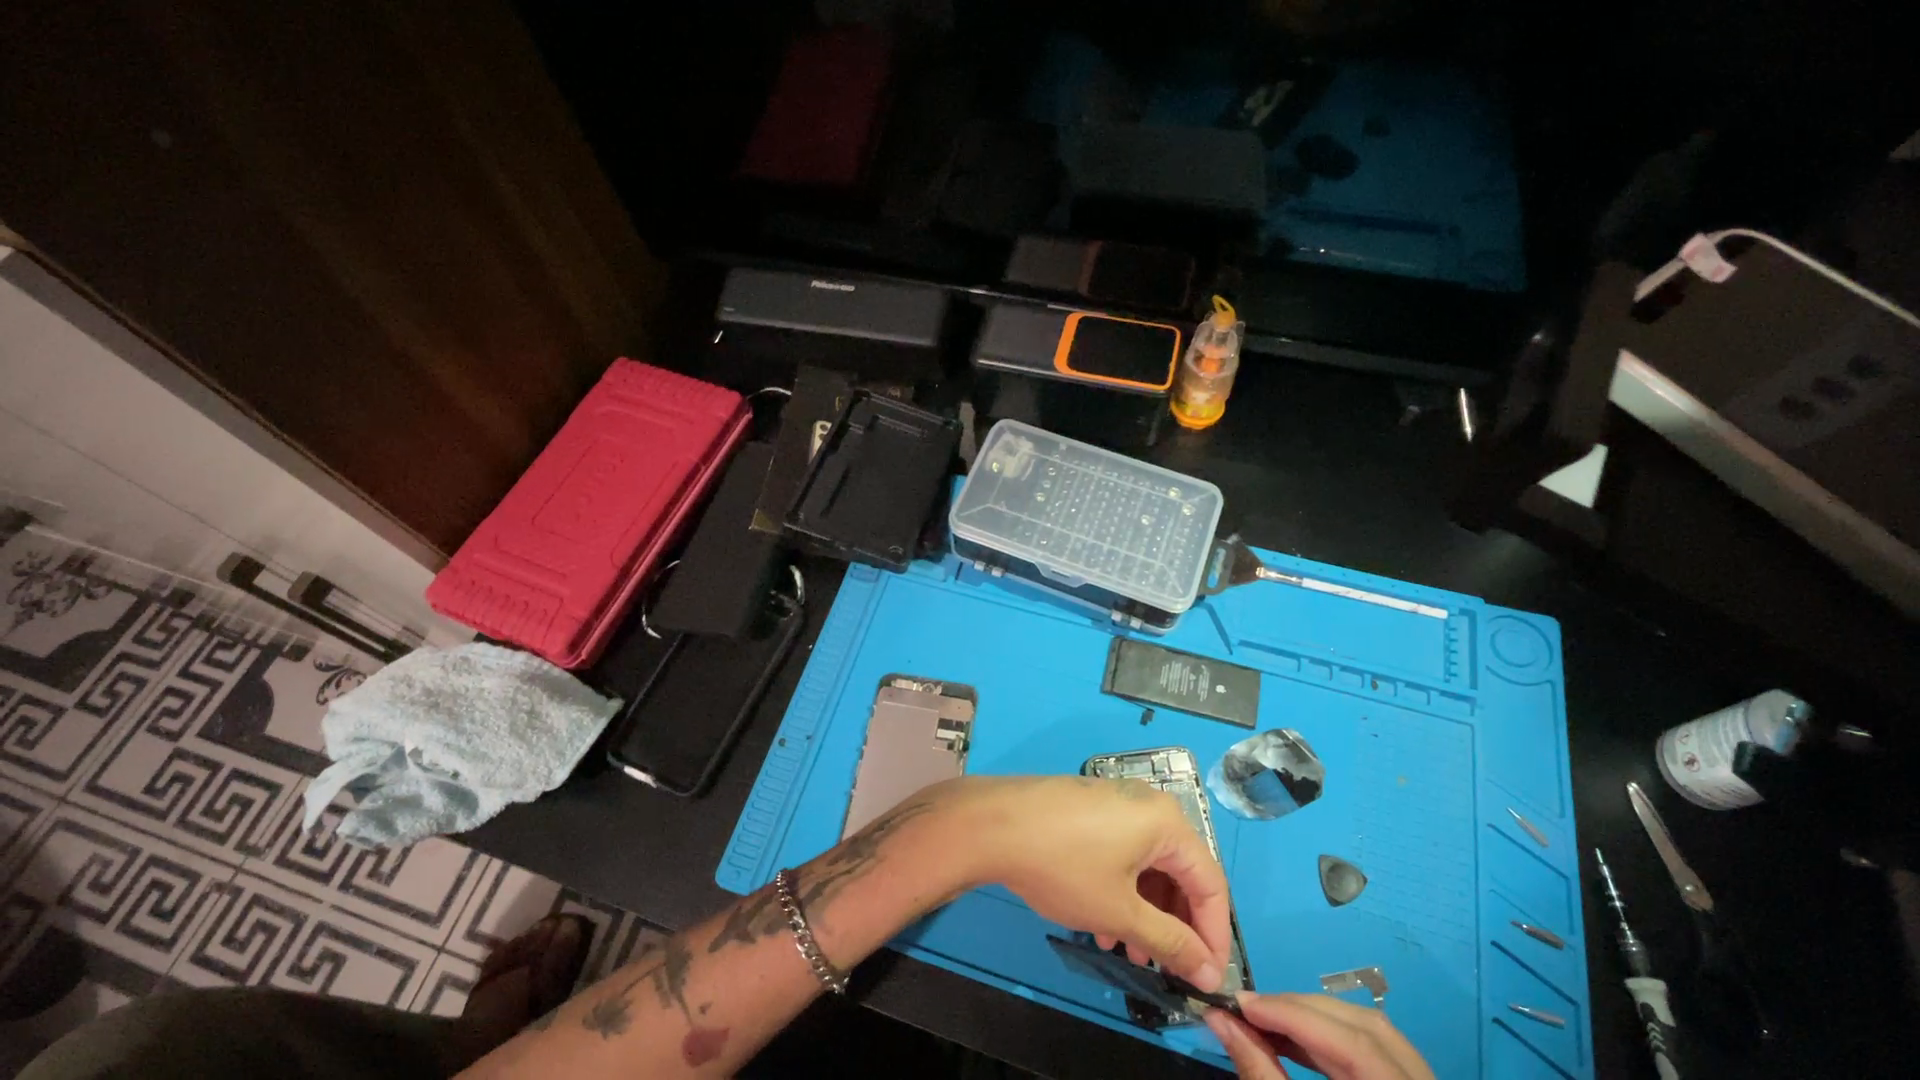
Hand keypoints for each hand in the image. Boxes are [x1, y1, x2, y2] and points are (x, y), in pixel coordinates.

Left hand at [922, 775, 1232, 990]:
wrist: (991, 825)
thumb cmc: (1063, 867)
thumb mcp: (1119, 912)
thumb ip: (1170, 942)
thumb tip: (1210, 971)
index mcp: (1168, 823)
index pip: (1211, 885)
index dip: (1213, 936)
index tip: (1209, 977)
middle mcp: (1148, 806)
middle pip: (1179, 874)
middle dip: (1173, 925)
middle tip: (1165, 968)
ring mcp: (1116, 804)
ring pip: (1147, 867)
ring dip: (1144, 913)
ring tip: (1127, 953)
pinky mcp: (1089, 809)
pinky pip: (1122, 853)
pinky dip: (1121, 891)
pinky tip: (1102, 925)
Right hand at [1203, 993, 1433, 1079]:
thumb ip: (1260, 1075)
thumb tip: (1220, 1019)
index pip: (1353, 1044)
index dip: (1295, 1017)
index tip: (1241, 1005)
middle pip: (1368, 1027)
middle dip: (1303, 1012)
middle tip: (1249, 1011)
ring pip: (1378, 1033)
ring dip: (1318, 1022)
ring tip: (1269, 1024)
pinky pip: (1382, 1053)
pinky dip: (1336, 1042)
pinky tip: (1299, 1045)